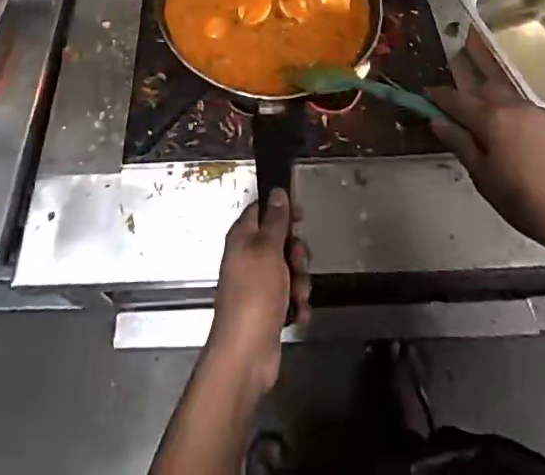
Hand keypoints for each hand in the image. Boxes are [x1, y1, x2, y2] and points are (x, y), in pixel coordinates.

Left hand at [208, 189, 310, 394]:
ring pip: (291, 271)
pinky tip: (297, 315)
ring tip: (297, 297)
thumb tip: (276, 192)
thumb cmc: (254, 294)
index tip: (302, 216)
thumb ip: (275, 221)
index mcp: (242, 239)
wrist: (246, 353)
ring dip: (300, 283)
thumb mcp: (267, 250)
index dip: (282, 210)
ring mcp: (259, 284)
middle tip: (298, 264)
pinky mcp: (269, 308)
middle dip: (297, 254)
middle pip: (281, 242)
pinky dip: (297, 305)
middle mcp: (248, 258)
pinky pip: (291, 297)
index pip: (262, 211)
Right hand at [427, 66, 544, 267]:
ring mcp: (542, 114)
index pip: (457, 98)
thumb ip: (460, 145)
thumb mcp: (484, 179)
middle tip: (460, 121)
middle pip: (485, 90)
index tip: (426, 98)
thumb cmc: (527, 204)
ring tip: (492, 137)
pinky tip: (519, 146)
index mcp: (493, 119)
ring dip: (493, 108)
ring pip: (508, 99)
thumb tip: (438, 121)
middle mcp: (517, 107)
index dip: (438, 97)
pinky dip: (515, 118)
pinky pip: (528, 112)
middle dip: (469, 98)